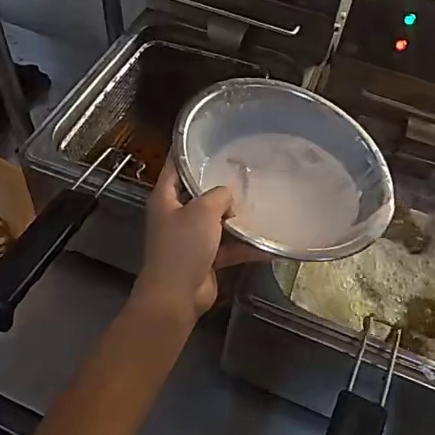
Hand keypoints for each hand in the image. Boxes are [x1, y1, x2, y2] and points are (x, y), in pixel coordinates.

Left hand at [132, 163, 266, 322]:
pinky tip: (269, 244)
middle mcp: (175, 215)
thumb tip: (228, 196)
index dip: (187, 152)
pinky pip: (228, 247)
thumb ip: (218, 195)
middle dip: (220, 185)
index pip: (174, 167)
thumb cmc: (183, 247)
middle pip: (198, 194)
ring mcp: (189, 238)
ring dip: (236, 218)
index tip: (209, 139)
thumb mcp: (202, 211)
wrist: (176, 295)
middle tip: (245, 170)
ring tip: (262, 202)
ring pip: (216, 221)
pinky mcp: (204, 258)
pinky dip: (245, 247)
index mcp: (165, 198)